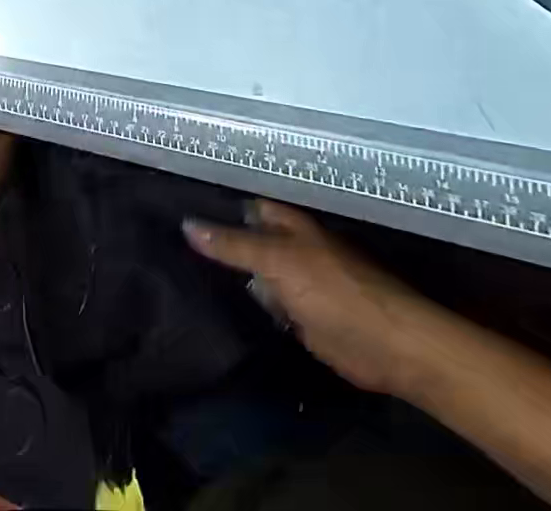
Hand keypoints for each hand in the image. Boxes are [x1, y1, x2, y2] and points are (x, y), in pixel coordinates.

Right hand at [185, 201, 441, 397]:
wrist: (385, 346)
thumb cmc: (334, 291)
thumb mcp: (278, 261)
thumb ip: (234, 245)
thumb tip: (187, 224)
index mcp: (290, 225)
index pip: (245, 206)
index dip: (215, 205)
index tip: (173, 207)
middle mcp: (289, 248)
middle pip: (246, 239)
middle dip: (214, 240)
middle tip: (165, 242)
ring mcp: (293, 283)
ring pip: (251, 272)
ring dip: (224, 273)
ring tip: (175, 269)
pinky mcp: (296, 316)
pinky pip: (262, 303)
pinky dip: (241, 302)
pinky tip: (207, 303)